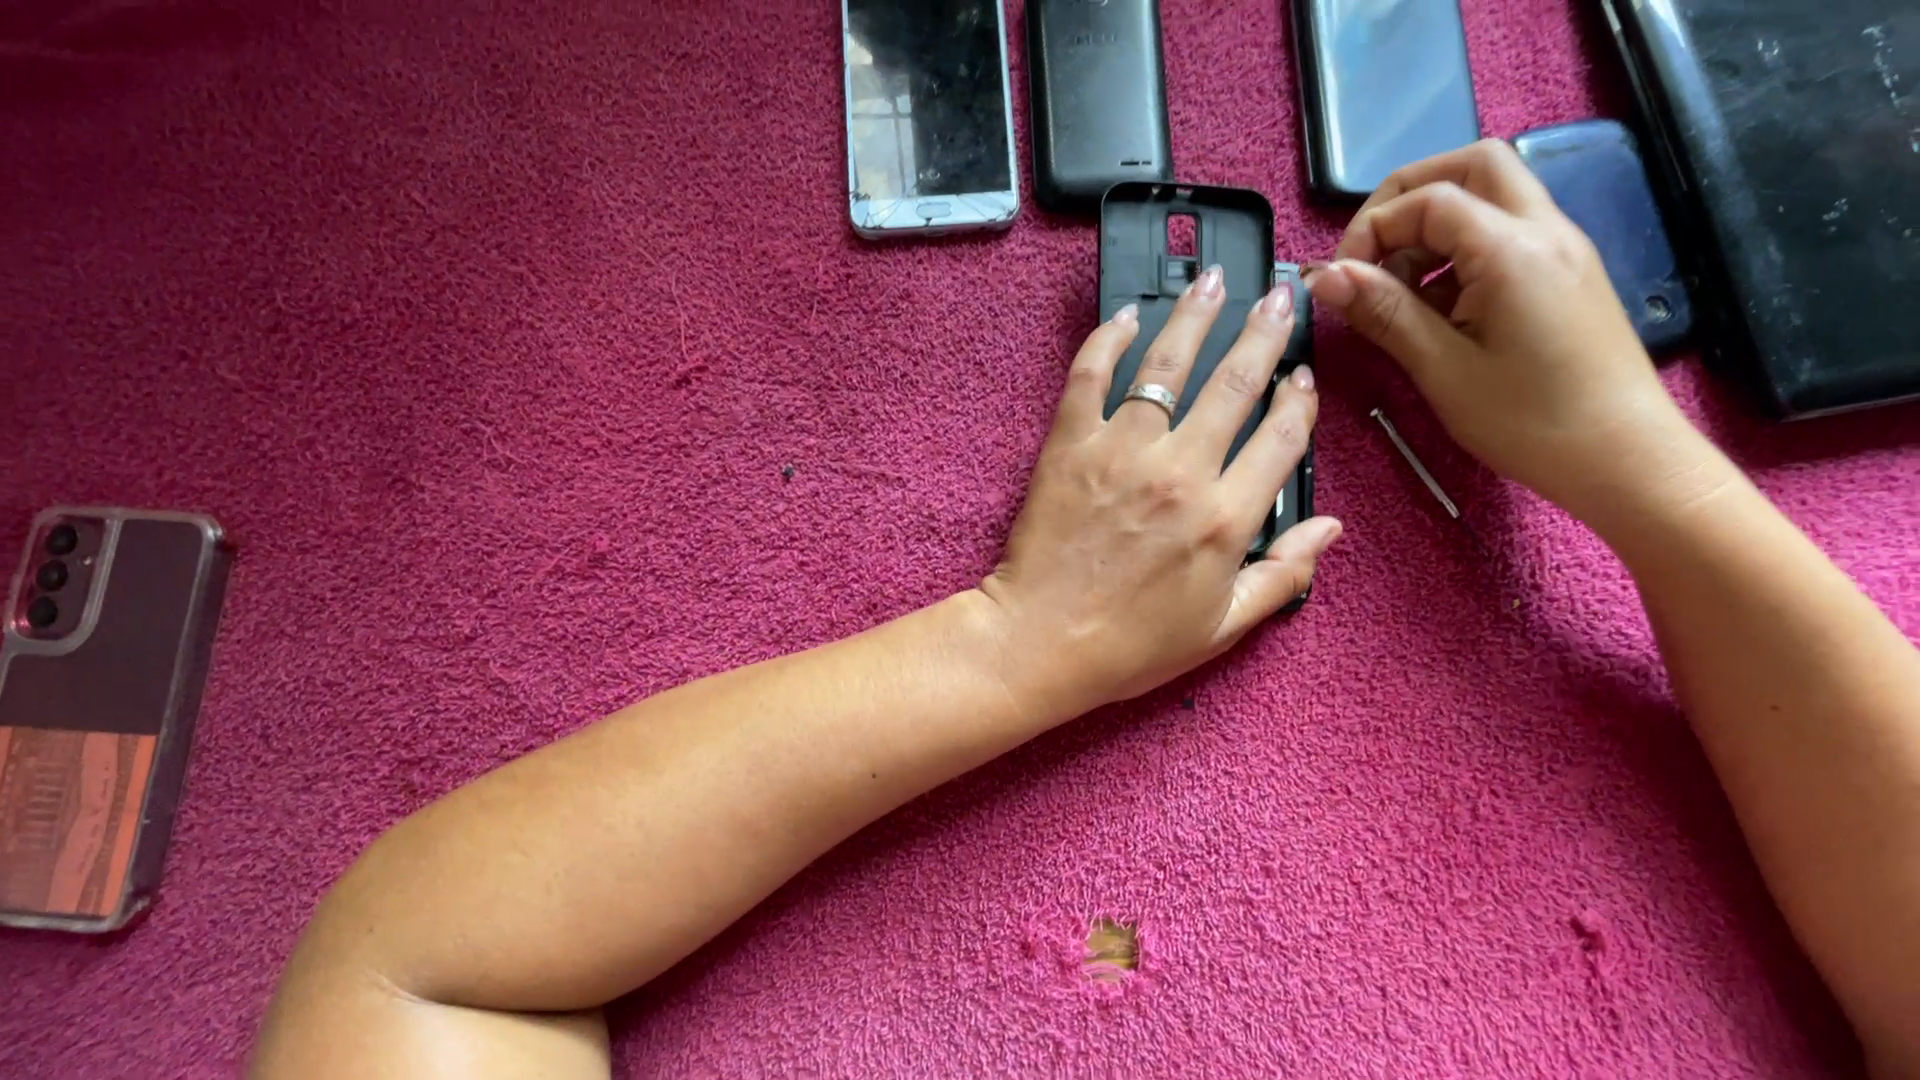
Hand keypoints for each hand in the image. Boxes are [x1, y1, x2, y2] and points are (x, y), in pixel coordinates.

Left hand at [980, 265, 1340, 720]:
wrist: (1040, 643)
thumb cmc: (1130, 645)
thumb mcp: (1221, 626)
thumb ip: (1282, 576)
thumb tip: (1330, 529)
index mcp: (1226, 519)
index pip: (1281, 439)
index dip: (1298, 404)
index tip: (1302, 379)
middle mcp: (1180, 473)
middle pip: (1234, 384)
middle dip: (1262, 333)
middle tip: (1278, 296)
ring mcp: (1121, 453)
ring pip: (1166, 365)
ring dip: (1194, 317)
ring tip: (1214, 281)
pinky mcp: (1069, 446)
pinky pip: (1091, 377)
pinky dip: (1107, 341)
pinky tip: (1126, 317)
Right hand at [1305, 140, 1709, 520]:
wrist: (1622, 456)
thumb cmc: (1528, 421)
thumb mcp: (1441, 369)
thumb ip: (1383, 312)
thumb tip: (1324, 277)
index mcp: (1513, 251)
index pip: (1429, 199)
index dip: (1370, 229)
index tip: (1341, 282)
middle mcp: (1544, 231)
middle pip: (1471, 166)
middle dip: (1407, 197)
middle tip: (1369, 252)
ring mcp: (1560, 249)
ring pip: (1490, 196)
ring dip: (1431, 226)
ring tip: (1398, 290)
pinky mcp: (1562, 274)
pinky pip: (1504, 233)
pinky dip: (1456, 251)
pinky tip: (1435, 307)